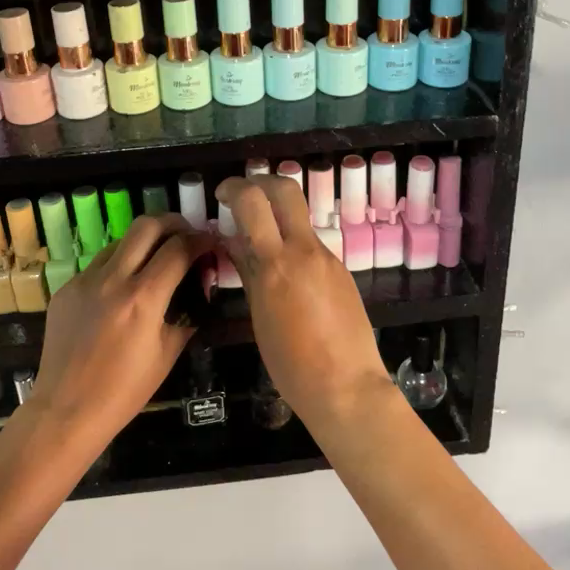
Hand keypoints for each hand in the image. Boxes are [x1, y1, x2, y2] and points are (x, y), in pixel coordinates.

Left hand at [27, 214, 209, 453]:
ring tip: (156, 261)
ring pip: (120, 241)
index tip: (211, 242)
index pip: (179, 248)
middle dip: (173, 223)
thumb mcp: (167, 353)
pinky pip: (98, 265)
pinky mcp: (66, 289)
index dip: (201, 240)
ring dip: (144, 243)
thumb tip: (200, 288)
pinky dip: (119, 267)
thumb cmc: (124, 392)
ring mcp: (84, 281)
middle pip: (147, 225)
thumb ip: (186, 314)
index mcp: (142, 298)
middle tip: (186, 236)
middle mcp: (112, 279)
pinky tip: (123, 290)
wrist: (66, 410)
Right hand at [215, 176, 394, 429]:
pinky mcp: (341, 271)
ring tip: (258, 241)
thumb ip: (248, 273)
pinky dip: (291, 245)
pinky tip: (283, 273)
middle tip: (242, 196)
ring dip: (276, 216)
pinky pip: (310, 245)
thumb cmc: (292, 365)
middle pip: (286, 189)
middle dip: (260, 182)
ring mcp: (327, 258)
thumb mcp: (259, 317)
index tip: (221, 194)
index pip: (252, 201)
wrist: (348, 388)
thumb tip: (233, 243)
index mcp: (276, 264)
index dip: (233, 188)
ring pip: (299, 218)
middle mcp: (304, 250)